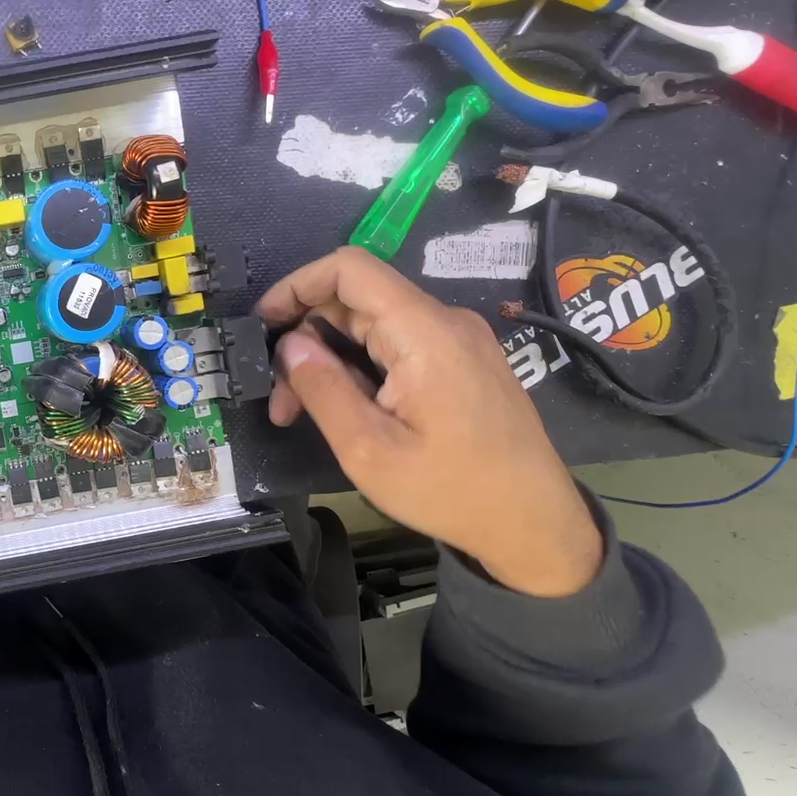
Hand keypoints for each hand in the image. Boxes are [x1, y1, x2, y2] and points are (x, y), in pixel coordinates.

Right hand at [256, 247, 601, 597]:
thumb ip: (323, 389)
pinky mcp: (458, 362)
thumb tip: (288, 344)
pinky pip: (392, 346)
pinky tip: (340, 409)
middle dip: (303, 339)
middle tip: (279, 399)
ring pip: (368, 326)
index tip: (262, 323)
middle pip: (353, 301)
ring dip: (325, 360)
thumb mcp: (367, 449)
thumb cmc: (450, 491)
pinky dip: (354, 369)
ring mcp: (455, 341)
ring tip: (299, 412)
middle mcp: (443, 323)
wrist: (534, 526)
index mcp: (424, 333)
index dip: (296, 285)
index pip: (350, 269)